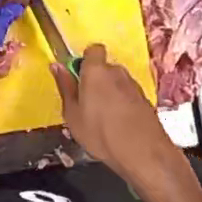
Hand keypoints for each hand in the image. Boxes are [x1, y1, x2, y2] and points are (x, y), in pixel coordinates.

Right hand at [52, 45, 184, 190]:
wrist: (142, 152)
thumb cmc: (100, 133)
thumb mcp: (72, 114)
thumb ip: (65, 87)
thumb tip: (56, 66)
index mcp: (96, 71)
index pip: (93, 50)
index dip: (84, 60)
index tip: (77, 77)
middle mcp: (117, 72)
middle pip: (104, 68)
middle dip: (95, 80)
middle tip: (85, 104)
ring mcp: (134, 85)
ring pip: (116, 82)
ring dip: (108, 93)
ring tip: (101, 118)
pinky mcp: (145, 100)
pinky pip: (127, 95)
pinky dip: (121, 104)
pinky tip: (117, 125)